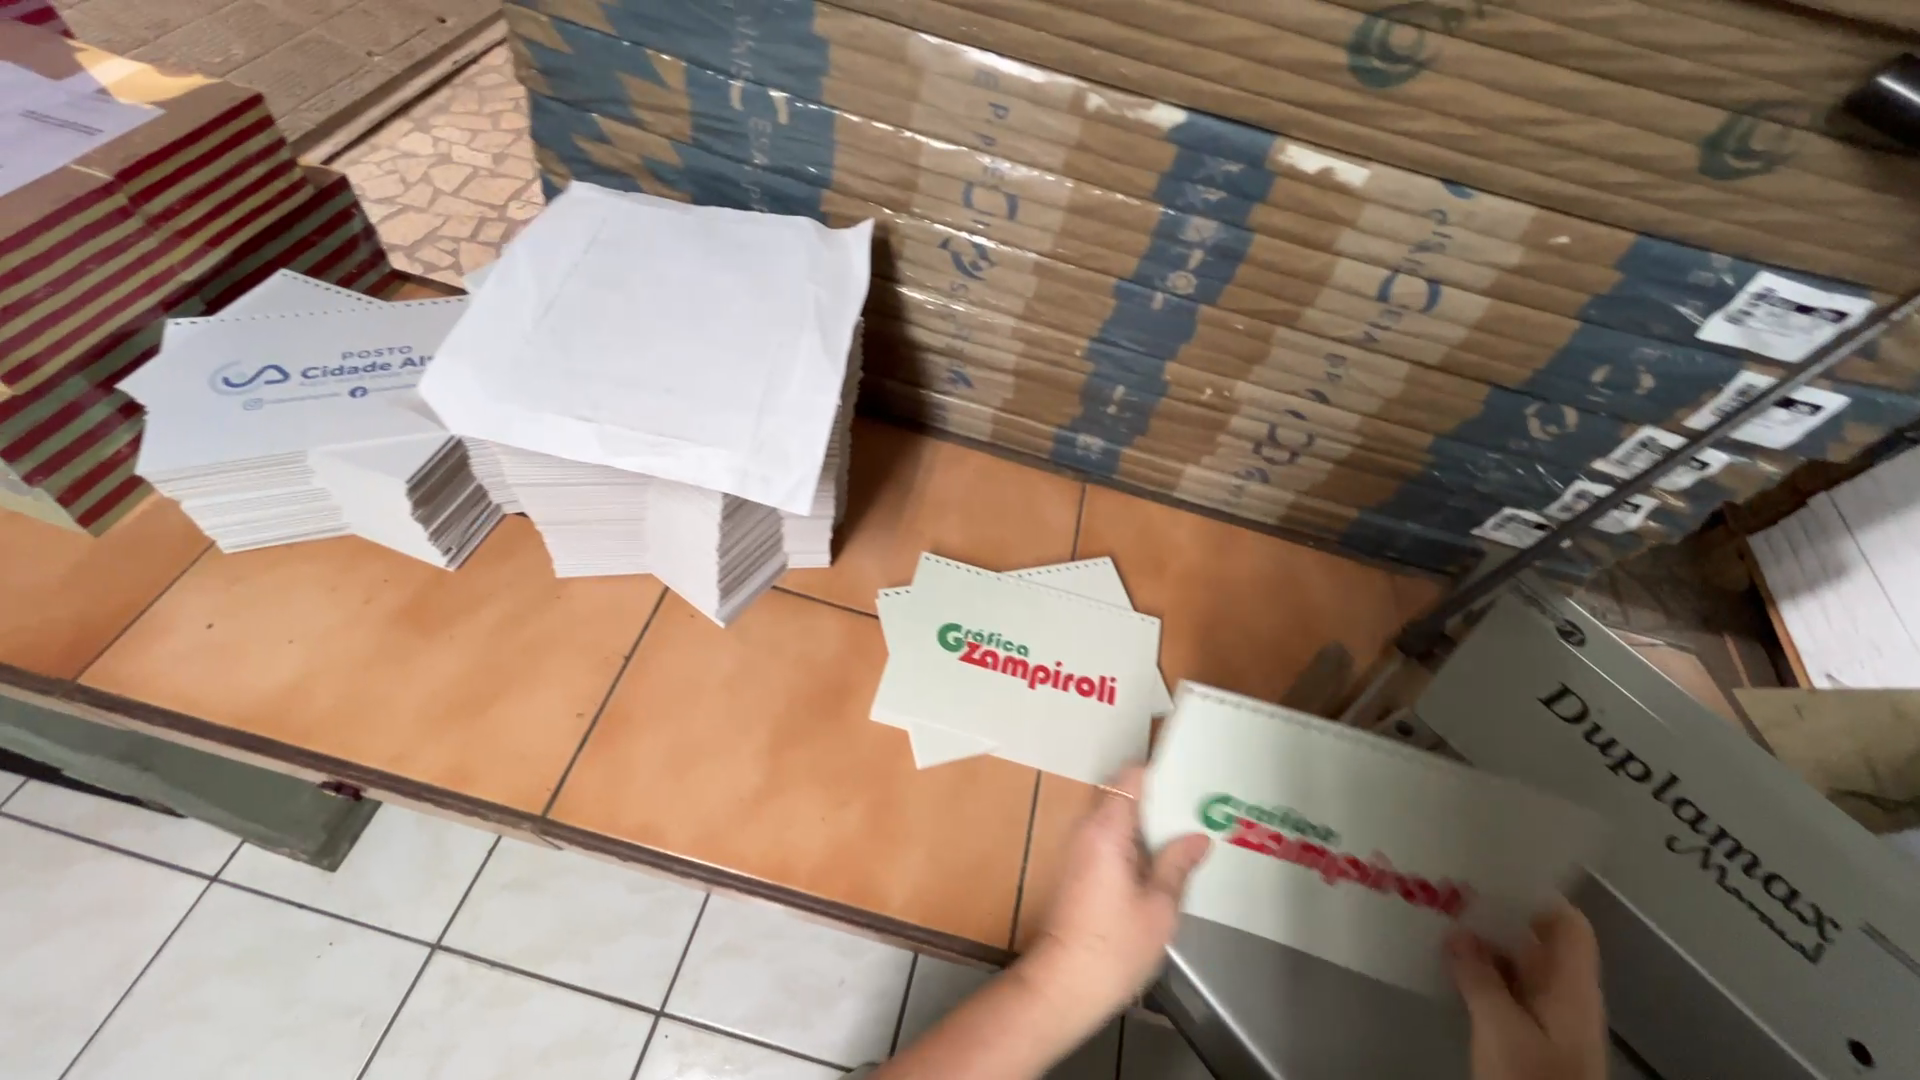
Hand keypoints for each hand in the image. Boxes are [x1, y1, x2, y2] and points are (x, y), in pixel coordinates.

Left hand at [1022, 766, 1210, 1028]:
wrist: (1063, 984)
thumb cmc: (1114, 947)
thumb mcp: (1159, 908)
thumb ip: (1178, 865)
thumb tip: (1198, 837)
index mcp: (1106, 830)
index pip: (1130, 778)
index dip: (1159, 773)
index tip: (1190, 778)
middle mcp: (1086, 830)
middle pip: (1123, 796)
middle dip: (1159, 800)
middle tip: (1197, 809)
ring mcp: (1077, 848)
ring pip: (1116, 819)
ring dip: (1147, 824)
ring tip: (1186, 834)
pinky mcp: (1076, 868)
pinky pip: (1108, 839)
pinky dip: (1133, 842)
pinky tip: (1161, 862)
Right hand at [1447, 902, 1607, 1079]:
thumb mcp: (1500, 1028)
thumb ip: (1479, 977)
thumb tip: (1458, 933)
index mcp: (1573, 988)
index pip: (1569, 925)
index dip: (1536, 895)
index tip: (1489, 873)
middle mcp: (1565, 997)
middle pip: (1538, 942)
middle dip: (1496, 915)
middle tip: (1448, 889)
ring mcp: (1549, 1020)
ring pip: (1517, 966)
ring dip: (1483, 944)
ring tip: (1438, 919)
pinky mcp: (1529, 1038)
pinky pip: (1506, 990)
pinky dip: (1480, 972)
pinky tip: (1447, 964)